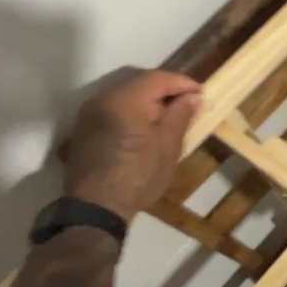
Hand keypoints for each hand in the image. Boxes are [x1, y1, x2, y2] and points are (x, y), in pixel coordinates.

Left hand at [62, 70, 202, 222]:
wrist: (95, 208)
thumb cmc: (138, 175)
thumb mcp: (168, 146)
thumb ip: (180, 115)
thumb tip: (192, 97)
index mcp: (124, 99)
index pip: (157, 78)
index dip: (182, 83)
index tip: (202, 93)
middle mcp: (102, 99)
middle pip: (139, 84)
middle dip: (165, 92)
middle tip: (188, 104)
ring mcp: (89, 115)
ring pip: (125, 98)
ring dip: (148, 103)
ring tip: (169, 118)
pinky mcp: (84, 131)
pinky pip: (113, 112)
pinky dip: (132, 115)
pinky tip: (145, 130)